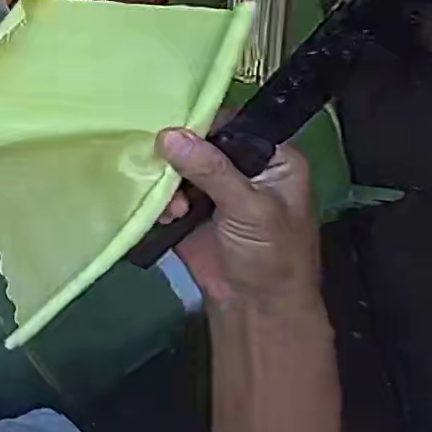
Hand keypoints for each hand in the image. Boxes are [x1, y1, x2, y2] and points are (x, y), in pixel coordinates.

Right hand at [155, 128, 319, 311]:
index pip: (228, 126)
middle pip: (193, 145)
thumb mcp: (249, 209)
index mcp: (270, 159)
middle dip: (175, 161)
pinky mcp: (187, 206)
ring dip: (166, 185)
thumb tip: (168, 134)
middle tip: (168, 177)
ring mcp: (211, 188)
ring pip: (174, 167)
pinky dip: (160, 201)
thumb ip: (211, 171)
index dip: (198, 127)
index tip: (169, 137)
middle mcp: (239, 168)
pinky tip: (169, 216)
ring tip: (175, 208)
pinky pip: (163, 190)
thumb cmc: (271, 256)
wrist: (253, 306)